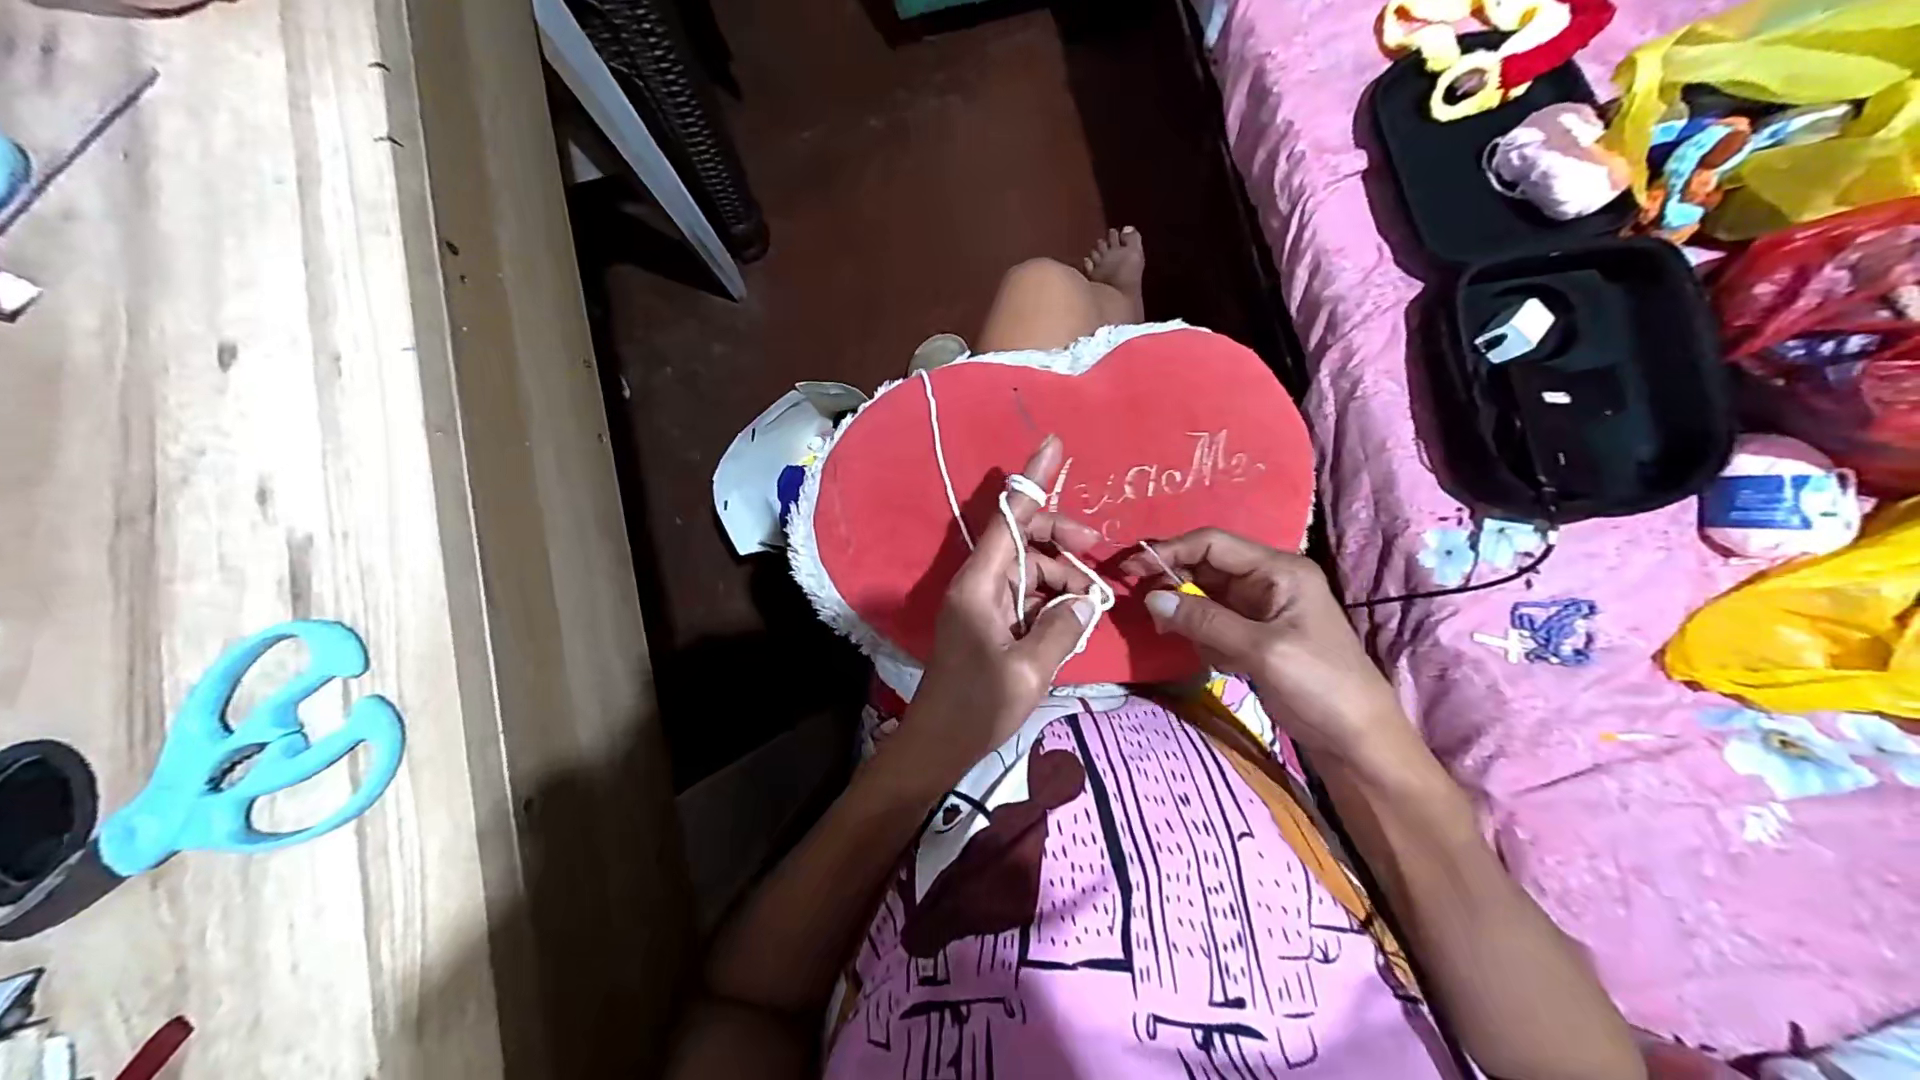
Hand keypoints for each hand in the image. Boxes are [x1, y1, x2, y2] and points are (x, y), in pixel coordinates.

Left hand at [900, 436, 1104, 777]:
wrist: (939, 742)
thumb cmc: (978, 706)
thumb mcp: (1030, 670)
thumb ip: (1062, 626)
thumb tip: (1084, 599)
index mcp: (980, 585)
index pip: (1009, 520)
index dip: (1032, 482)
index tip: (1052, 444)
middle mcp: (978, 583)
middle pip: (1022, 539)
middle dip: (1061, 538)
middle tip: (1096, 549)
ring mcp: (982, 601)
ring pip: (1029, 567)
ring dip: (1061, 575)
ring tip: (1090, 601)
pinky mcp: (989, 620)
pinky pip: (1025, 592)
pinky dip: (1051, 597)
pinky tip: (1072, 614)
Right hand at [1120, 529, 1414, 765]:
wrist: (1357, 740)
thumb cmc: (1320, 685)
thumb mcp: (1261, 650)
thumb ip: (1205, 621)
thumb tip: (1151, 598)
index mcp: (1278, 569)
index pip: (1212, 543)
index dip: (1170, 551)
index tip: (1132, 567)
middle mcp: (1267, 581)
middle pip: (1204, 567)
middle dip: (1173, 584)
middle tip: (1144, 608)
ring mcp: (1260, 609)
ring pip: (1204, 597)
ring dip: (1186, 616)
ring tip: (1181, 641)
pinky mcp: (1253, 635)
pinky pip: (1212, 623)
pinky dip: (1200, 636)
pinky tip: (1214, 660)